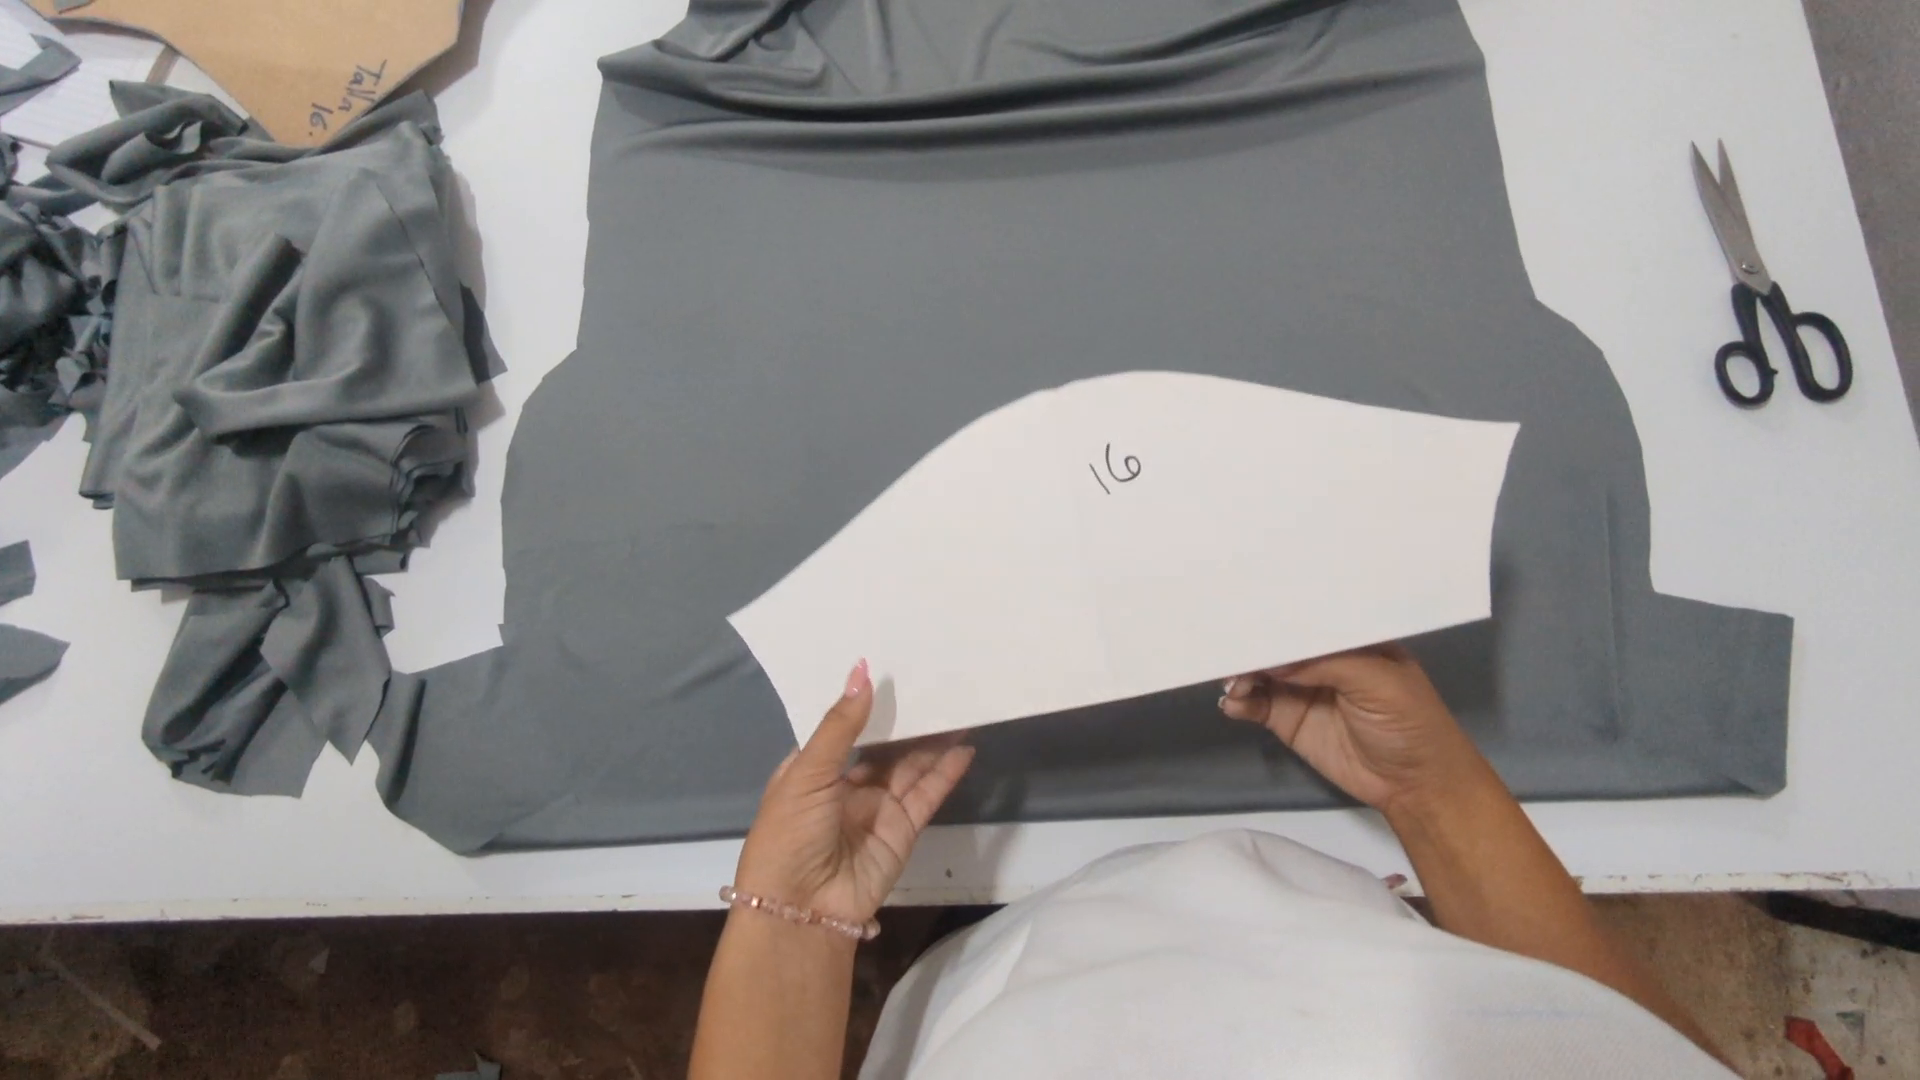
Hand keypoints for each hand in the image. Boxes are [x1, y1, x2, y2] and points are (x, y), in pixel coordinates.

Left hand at [734, 659, 975, 924]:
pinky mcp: (903, 829)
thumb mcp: (808, 772)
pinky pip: (927, 793)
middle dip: (907, 717)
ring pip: (911, 764)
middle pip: (885, 743)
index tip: (892, 665)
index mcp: (815, 768)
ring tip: (959, 706)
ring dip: (933, 739)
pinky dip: (947, 772)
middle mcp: (848, 784)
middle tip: (935, 681)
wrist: (801, 909)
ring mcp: (878, 806)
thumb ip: (842, 724)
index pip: (846, 725)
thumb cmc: (790, 833)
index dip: (867, 701)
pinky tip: (965, 746)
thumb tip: (863, 670)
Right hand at [1218, 642, 1484, 812]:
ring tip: (1233, 686)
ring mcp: (1299, 689)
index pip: (1305, 622)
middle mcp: (1319, 660)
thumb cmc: (1411, 724)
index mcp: (1347, 641)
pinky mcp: (1285, 719)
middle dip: (1251, 648)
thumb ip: (1326, 663)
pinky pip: (1254, 705)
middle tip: (1229, 654)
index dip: (1278, 619)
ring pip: (1258, 673)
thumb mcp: (1379, 682)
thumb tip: (1272, 659)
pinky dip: (1238, 703)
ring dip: (1239, 675)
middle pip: (1275, 646)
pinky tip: (1232, 705)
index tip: (1247, 617)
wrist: (1416, 787)